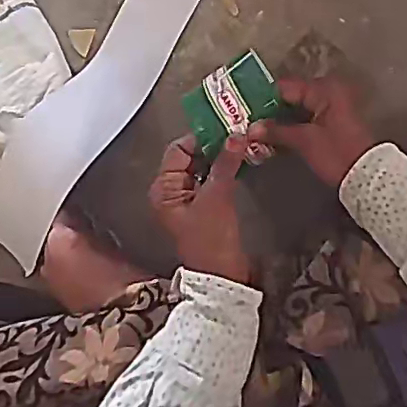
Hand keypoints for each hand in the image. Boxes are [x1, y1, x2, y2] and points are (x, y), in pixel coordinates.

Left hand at [149, 134, 252, 283]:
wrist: (222, 277)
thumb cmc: (211, 240)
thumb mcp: (217, 197)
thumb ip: (225, 164)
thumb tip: (236, 135)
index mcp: (164, 189)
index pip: (178, 150)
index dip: (200, 138)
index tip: (225, 128)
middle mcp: (172, 191)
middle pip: (191, 157)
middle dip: (213, 145)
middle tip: (238, 132)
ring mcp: (189, 199)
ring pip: (203, 167)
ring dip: (221, 157)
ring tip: (242, 144)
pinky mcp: (205, 206)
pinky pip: (212, 179)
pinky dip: (225, 169)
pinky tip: (241, 161)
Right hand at [249, 77, 376, 188]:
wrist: (367, 176)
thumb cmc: (337, 153)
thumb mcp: (305, 141)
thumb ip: (277, 131)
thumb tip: (251, 128)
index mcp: (324, 89)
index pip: (285, 87)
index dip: (263, 96)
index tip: (242, 106)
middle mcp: (329, 91)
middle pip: (291, 96)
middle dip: (270, 108)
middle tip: (246, 119)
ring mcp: (332, 106)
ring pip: (298, 107)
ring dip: (280, 118)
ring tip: (255, 128)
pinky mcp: (332, 121)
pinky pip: (306, 117)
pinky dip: (292, 125)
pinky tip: (274, 135)